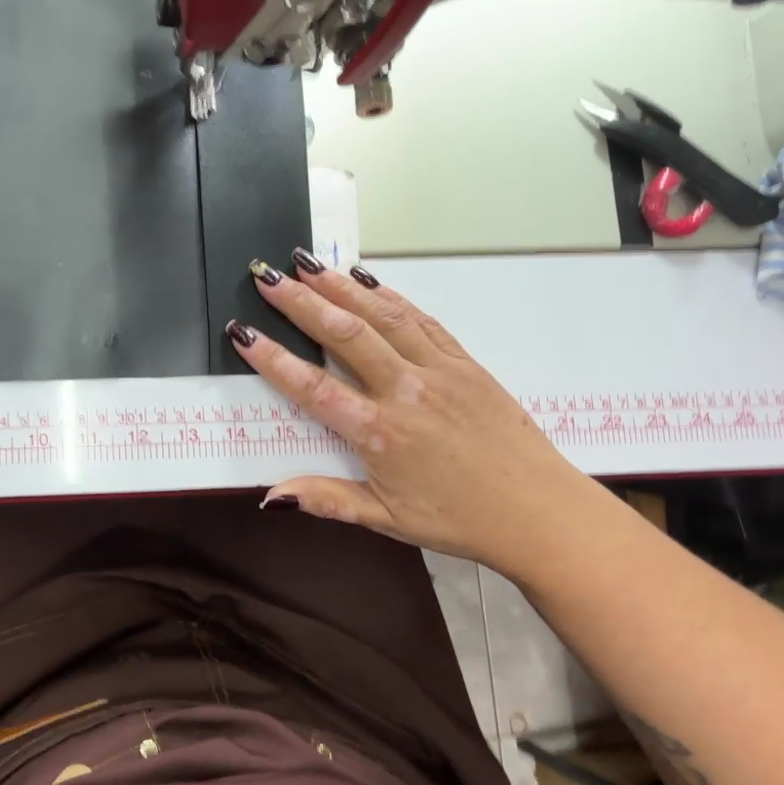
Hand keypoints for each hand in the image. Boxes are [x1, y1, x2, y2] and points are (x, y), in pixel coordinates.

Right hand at [229, 252, 613, 569]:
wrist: (540, 513)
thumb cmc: (460, 520)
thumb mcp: (387, 520)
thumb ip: (328, 499)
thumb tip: (272, 496)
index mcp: (380, 433)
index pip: (313, 387)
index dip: (273, 358)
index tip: (243, 332)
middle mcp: (406, 392)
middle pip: (344, 335)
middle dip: (300, 301)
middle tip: (266, 276)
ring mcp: (438, 371)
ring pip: (382, 317)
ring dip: (341, 287)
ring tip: (307, 264)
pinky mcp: (465, 364)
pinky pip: (422, 321)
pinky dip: (390, 297)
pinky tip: (367, 281)